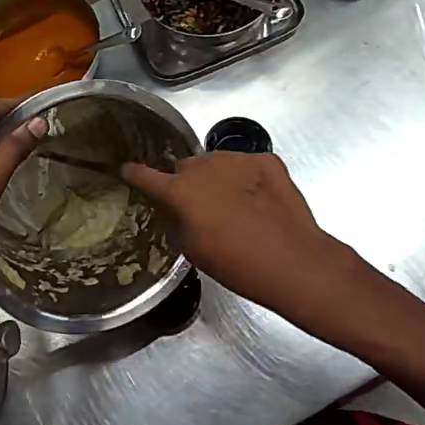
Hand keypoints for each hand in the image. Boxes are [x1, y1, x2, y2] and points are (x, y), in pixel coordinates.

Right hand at [121, 153, 413, 344]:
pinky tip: (259, 199)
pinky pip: (248, 165)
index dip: (135, 174)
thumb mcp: (194, 250)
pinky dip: (249, 178)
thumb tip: (175, 211)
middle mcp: (205, 167)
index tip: (127, 169)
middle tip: (203, 208)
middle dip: (189, 182)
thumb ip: (177, 221)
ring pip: (217, 163)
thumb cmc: (238, 265)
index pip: (147, 176)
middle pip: (187, 168)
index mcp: (181, 191)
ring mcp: (239, 160)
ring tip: (235, 206)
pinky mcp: (268, 161)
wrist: (296, 263)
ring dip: (219, 178)